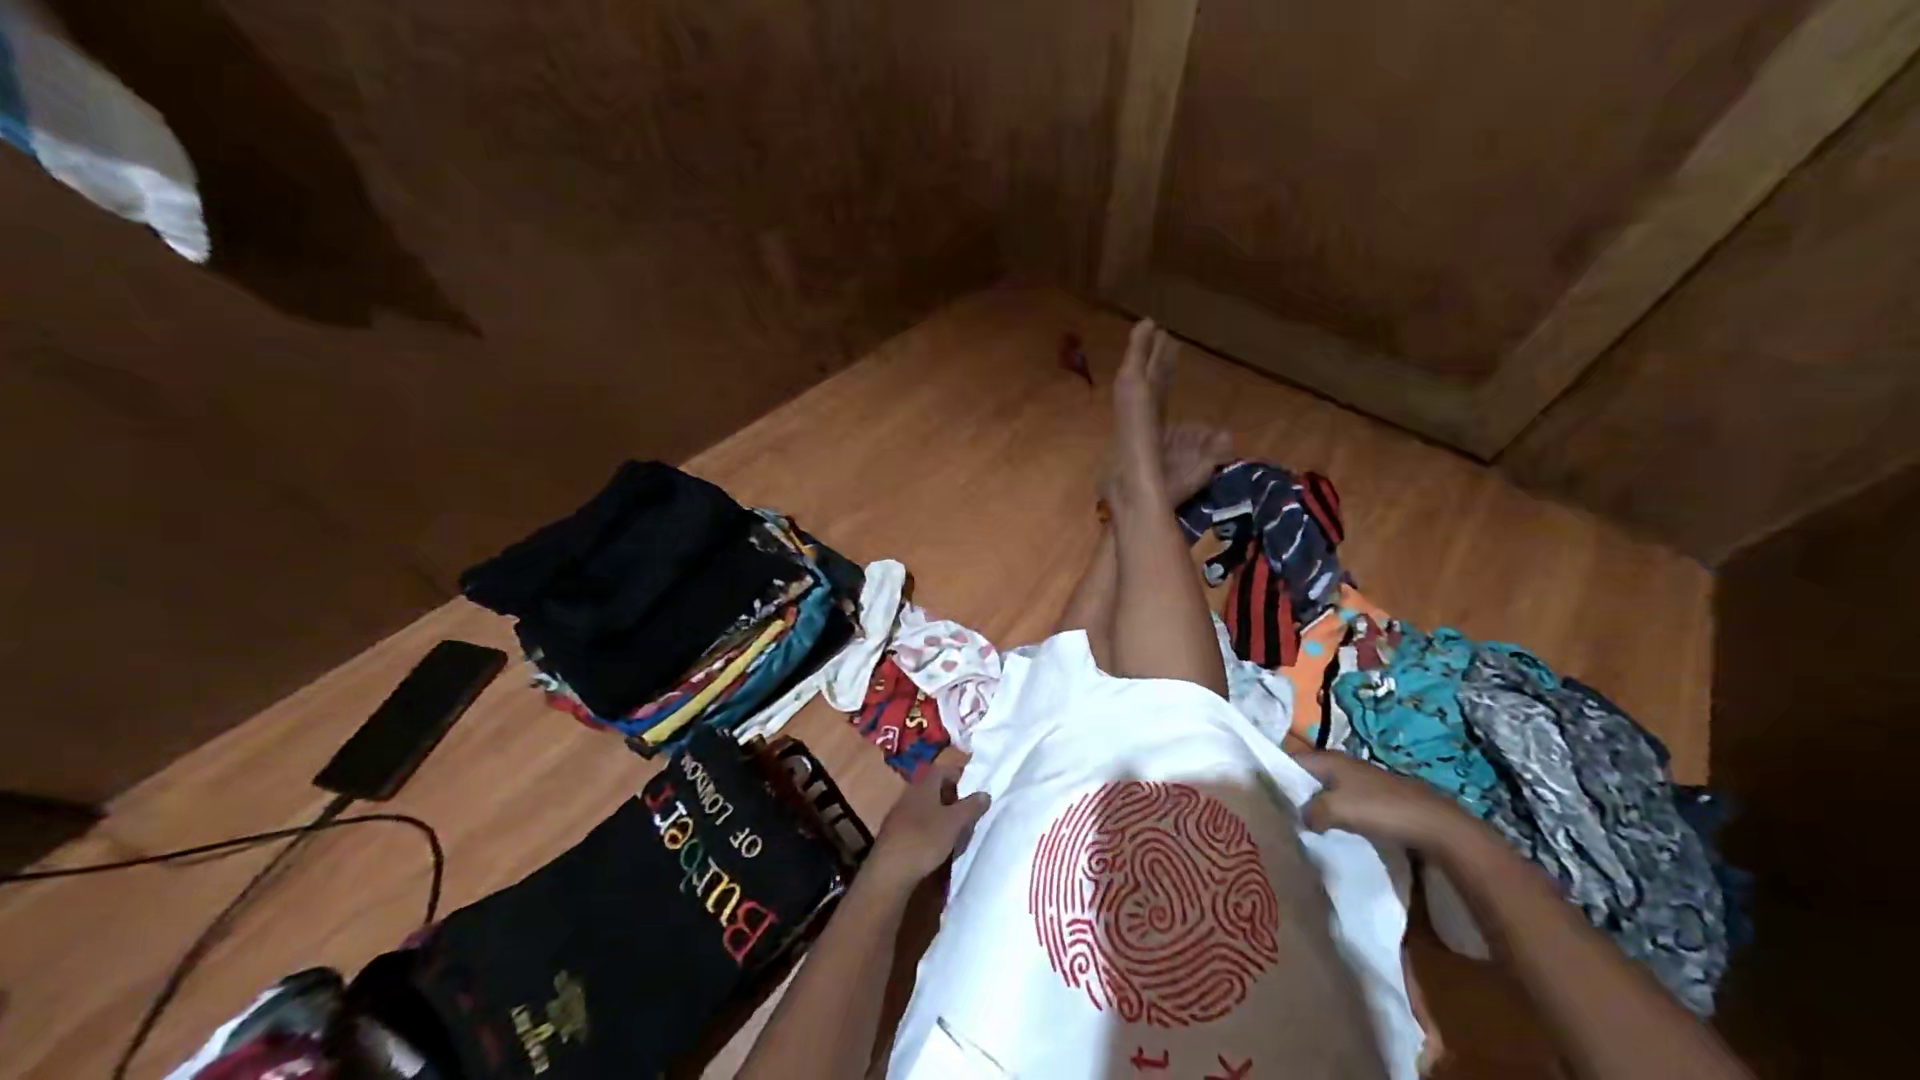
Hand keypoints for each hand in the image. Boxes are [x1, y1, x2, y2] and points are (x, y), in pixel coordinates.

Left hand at [866, 762, 990, 888]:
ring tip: (954, 827)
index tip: (971, 786)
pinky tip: (935, 842)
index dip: (956, 774)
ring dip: (938, 811)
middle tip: (965, 808)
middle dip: (949, 794)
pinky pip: (915, 821)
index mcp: (923, 786)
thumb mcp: (955, 823)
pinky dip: (927, 826)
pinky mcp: (893, 834)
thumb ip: (971, 807)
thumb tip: (985, 793)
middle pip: (931, 787)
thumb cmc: (925, 839)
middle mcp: (908, 795)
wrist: (889, 871)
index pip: (941, 770)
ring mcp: (898, 814)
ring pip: (923, 805)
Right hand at [1294, 750, 1476, 849]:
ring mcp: (1361, 780)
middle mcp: (1342, 764)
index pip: (1291, 759)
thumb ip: (1310, 811)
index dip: (1276, 774)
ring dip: (1316, 805)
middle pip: (1308, 775)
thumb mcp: (1334, 809)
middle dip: (1296, 791)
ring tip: (1304, 824)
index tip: (1266, 795)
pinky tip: (1332, 829)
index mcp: (1329, 759)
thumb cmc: (1379, 809)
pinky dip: (1334, 813)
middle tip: (1282, 813)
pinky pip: (1343, 802)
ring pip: (1326, 790)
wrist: (1434, 824)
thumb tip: (1303, 817)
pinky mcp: (1375, 798)